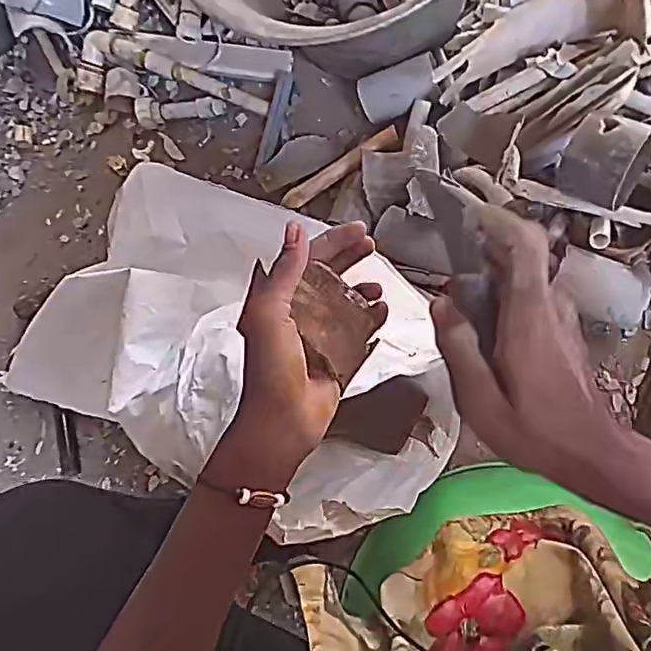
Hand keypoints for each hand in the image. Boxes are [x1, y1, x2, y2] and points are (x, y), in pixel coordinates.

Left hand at [205, 221, 382, 493]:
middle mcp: (299, 316)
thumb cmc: (268, 371)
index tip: (356, 230)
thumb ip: (284, 271)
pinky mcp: (337, 359)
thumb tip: (293, 233)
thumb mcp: (268, 312)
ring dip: (363, 291)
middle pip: (330, 277)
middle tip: (371, 246)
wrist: (282, 420)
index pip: (307, 261)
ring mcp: (319, 338)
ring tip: (377, 285)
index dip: (332, 242)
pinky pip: (359, 334)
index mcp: (279, 301)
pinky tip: (382, 312)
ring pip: (346, 304)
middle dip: (351, 259)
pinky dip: (372, 321)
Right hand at [432, 206, 623, 482]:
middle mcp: (551, 308)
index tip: (469, 216)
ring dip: (494, 279)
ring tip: (463, 306)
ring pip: (526, 277)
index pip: (525, 244)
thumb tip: (441, 307)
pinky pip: (533, 298)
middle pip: (522, 256)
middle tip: (452, 273)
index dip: (497, 220)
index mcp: (530, 317)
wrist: (593, 453)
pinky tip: (486, 331)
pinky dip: (506, 299)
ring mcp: (561, 319)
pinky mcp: (563, 332)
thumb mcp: (481, 400)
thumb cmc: (540, 433)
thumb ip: (459, 348)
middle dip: (484, 254)